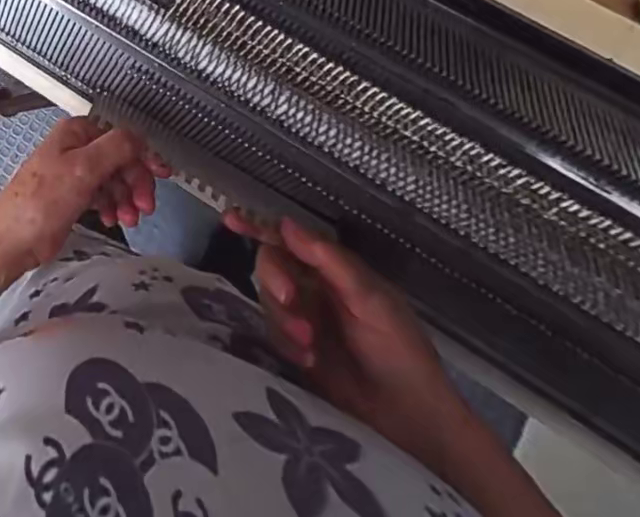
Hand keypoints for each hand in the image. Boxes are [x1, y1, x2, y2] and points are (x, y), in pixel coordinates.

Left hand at [0, 117, 170, 270]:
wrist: (13, 240)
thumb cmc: (35, 205)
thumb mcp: (83, 169)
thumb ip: (115, 148)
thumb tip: (138, 138)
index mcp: (76, 134)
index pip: (121, 137)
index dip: (143, 155)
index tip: (159, 171)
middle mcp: (75, 150)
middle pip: (121, 160)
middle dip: (136, 182)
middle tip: (145, 202)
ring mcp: (74, 174)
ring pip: (114, 180)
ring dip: (127, 198)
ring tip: (129, 215)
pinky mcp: (73, 196)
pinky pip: (104, 196)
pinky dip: (113, 206)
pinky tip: (113, 217)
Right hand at [225, 211, 459, 444]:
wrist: (409, 420)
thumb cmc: (401, 351)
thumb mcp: (372, 300)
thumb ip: (329, 261)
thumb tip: (286, 224)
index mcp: (333, 267)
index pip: (291, 237)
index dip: (259, 224)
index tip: (231, 219)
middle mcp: (313, 286)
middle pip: (272, 264)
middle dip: (275, 279)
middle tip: (290, 300)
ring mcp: (302, 317)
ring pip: (268, 299)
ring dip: (283, 318)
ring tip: (309, 344)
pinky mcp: (295, 348)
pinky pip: (271, 333)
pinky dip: (285, 343)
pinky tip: (307, 359)